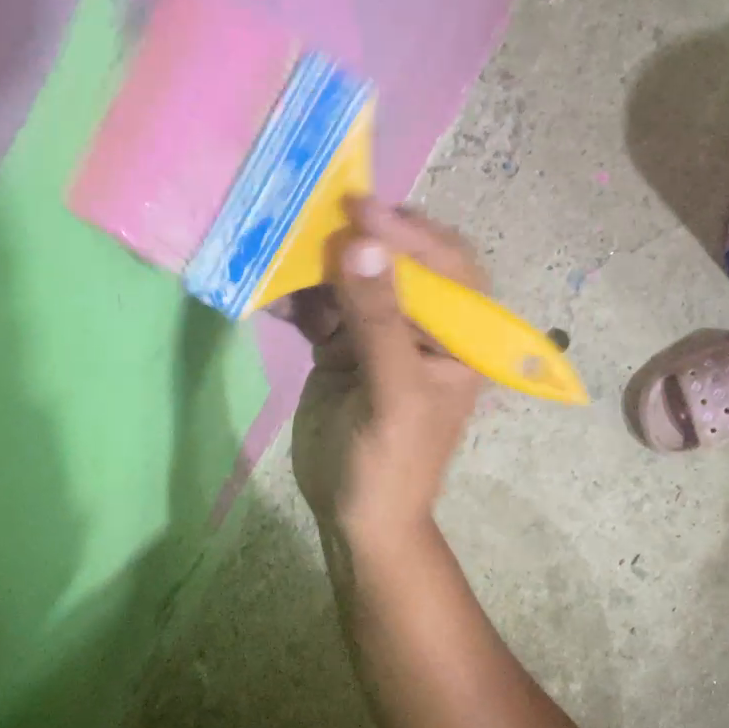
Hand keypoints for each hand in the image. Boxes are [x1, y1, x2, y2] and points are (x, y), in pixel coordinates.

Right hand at [291, 198, 487, 538]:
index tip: (359, 209)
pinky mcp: (340, 343)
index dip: (409, 233)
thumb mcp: (394, 395)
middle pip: (397, 258)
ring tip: (279, 247)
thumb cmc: (392, 465)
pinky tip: (271, 295)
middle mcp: (423, 323)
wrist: (356, 517)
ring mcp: (379, 330)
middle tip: (313, 215)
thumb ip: (379, 320)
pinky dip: (296, 296)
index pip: (446, 265)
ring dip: (317, 261)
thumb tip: (362, 243)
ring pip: (353, 275)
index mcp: (458, 336)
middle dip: (359, 236)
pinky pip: (319, 305)